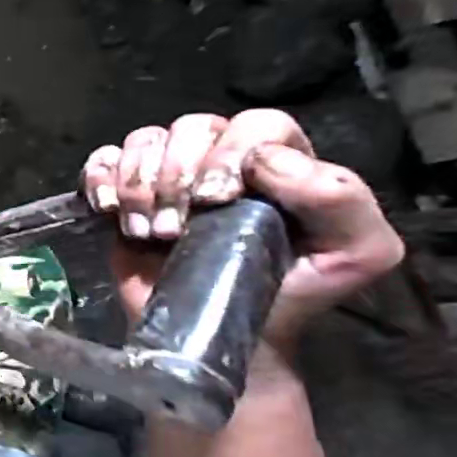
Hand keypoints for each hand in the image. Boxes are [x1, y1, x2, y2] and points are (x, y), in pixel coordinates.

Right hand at [79, 109, 403, 344]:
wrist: (219, 333)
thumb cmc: (289, 293)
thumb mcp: (356, 254)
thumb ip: (341, 199)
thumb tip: (265, 161)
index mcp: (280, 159)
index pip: (256, 123)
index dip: (230, 154)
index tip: (215, 201)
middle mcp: (219, 156)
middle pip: (191, 126)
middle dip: (175, 177)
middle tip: (174, 229)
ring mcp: (165, 173)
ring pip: (144, 139)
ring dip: (137, 185)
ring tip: (146, 232)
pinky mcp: (121, 194)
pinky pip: (101, 160)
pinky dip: (99, 180)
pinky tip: (109, 212)